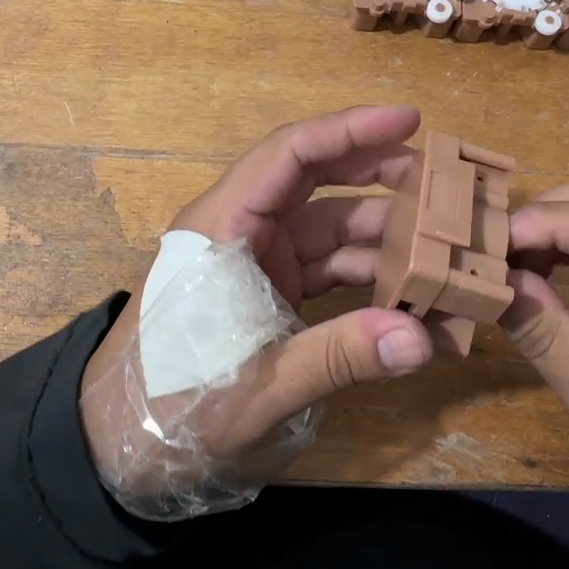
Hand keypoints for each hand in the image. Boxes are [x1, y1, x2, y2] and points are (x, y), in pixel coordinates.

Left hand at [79, 106, 436, 514]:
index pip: (290, 155)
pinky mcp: (273, 291)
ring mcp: (261, 261)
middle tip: (444, 179)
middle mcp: (244, 230)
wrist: (121, 447)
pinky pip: (332, 268)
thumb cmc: (171, 405)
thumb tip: (421, 338)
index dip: (350, 130)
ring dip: (385, 234)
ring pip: (333, 226)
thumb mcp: (256, 386)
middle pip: (317, 180)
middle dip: (380, 173)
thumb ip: (336, 358)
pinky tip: (416, 292)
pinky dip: (373, 277)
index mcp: (224, 227)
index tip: (410, 120)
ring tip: (447, 243)